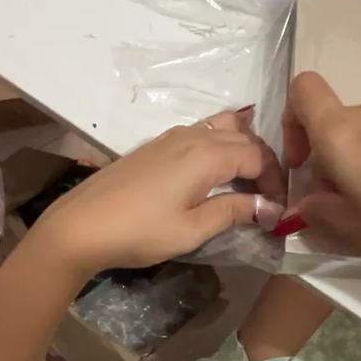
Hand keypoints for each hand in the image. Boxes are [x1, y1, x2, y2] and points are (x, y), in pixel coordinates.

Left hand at [26, 109, 285, 277]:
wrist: (81, 225)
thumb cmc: (140, 232)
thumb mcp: (192, 230)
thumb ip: (233, 212)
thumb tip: (270, 208)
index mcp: (206, 154)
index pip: (258, 156)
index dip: (275, 181)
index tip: (279, 209)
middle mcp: (192, 136)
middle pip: (244, 137)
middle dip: (263, 164)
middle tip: (268, 198)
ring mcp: (171, 136)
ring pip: (222, 128)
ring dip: (242, 150)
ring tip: (246, 183)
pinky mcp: (156, 145)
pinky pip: (201, 133)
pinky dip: (220, 147)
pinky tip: (217, 175)